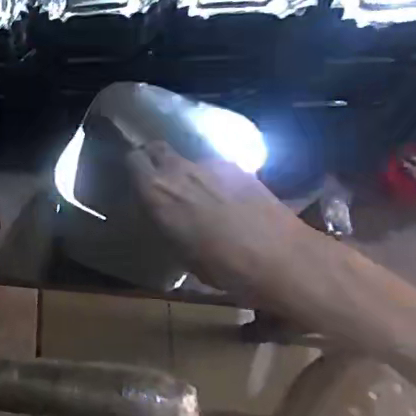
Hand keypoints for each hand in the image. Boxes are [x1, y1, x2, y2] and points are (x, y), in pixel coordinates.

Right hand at [127, 141, 321, 299]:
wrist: (282, 258)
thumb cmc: (224, 267)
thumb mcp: (181, 253)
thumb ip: (166, 225)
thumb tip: (166, 219)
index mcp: (157, 191)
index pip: (133, 160)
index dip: (135, 169)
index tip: (137, 183)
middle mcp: (180, 170)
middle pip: (158, 149)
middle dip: (156, 161)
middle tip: (161, 182)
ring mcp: (213, 165)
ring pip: (190, 160)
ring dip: (189, 173)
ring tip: (201, 198)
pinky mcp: (241, 169)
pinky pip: (217, 170)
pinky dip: (216, 181)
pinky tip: (229, 202)